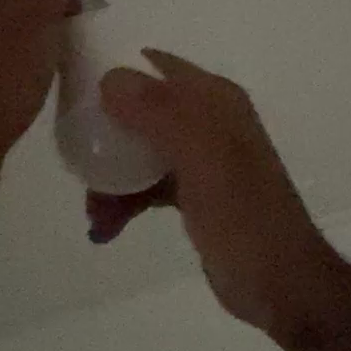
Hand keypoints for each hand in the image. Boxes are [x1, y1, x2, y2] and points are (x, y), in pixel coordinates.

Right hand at [93, 51, 350, 343]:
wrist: (280, 284)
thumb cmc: (243, 215)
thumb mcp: (202, 157)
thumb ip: (160, 112)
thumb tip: (110, 77)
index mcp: (215, 100)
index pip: (155, 66)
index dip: (113, 74)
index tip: (70, 97)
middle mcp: (209, 121)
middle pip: (141, 110)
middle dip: (104, 134)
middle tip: (76, 164)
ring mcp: (202, 158)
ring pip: (140, 150)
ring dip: (110, 175)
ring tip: (93, 214)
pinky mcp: (196, 194)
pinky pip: (148, 183)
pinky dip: (125, 200)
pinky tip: (105, 228)